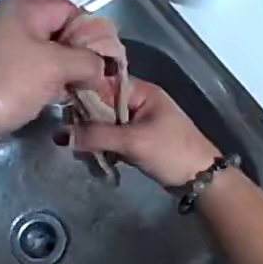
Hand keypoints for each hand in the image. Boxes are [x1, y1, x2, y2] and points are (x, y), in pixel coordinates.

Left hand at [0, 0, 106, 141]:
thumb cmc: (8, 82)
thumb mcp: (55, 67)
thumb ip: (86, 60)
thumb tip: (101, 66)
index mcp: (21, 9)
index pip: (68, 9)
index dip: (91, 30)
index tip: (105, 56)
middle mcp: (6, 22)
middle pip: (54, 32)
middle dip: (77, 54)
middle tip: (95, 77)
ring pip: (40, 55)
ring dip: (60, 72)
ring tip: (78, 90)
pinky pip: (24, 72)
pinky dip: (41, 83)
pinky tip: (54, 98)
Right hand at [72, 79, 222, 187]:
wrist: (200, 179)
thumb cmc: (171, 152)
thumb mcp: (133, 142)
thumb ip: (97, 136)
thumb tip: (63, 134)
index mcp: (141, 92)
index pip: (104, 84)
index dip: (82, 94)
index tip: (61, 108)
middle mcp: (138, 102)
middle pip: (102, 105)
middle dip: (84, 121)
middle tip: (64, 136)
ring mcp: (138, 121)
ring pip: (105, 124)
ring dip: (92, 137)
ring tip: (77, 150)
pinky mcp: (137, 139)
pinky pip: (112, 138)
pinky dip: (102, 147)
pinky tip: (92, 157)